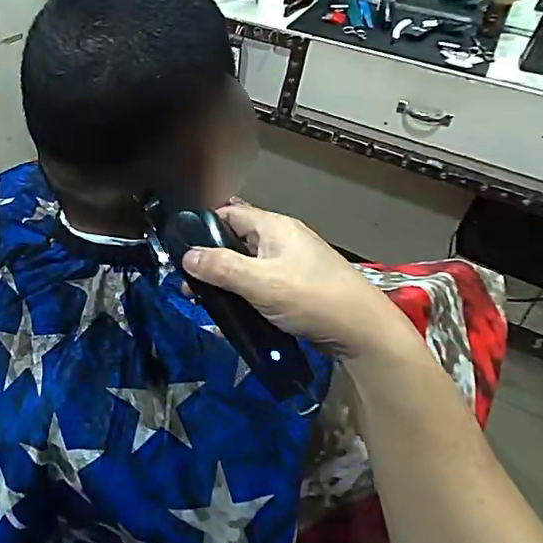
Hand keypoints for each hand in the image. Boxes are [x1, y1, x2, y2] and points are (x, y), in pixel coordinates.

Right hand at [181, 201, 416, 360]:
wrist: (361, 329)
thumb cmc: (311, 298)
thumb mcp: (260, 282)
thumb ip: (222, 268)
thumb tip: (187, 255)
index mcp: (275, 227)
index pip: (230, 213)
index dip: (204, 226)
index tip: (181, 248)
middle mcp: (283, 238)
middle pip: (238, 240)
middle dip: (212, 259)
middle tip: (189, 284)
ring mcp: (293, 262)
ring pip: (250, 264)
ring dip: (229, 280)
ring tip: (207, 301)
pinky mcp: (299, 285)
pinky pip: (264, 282)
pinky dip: (247, 293)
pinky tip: (236, 311)